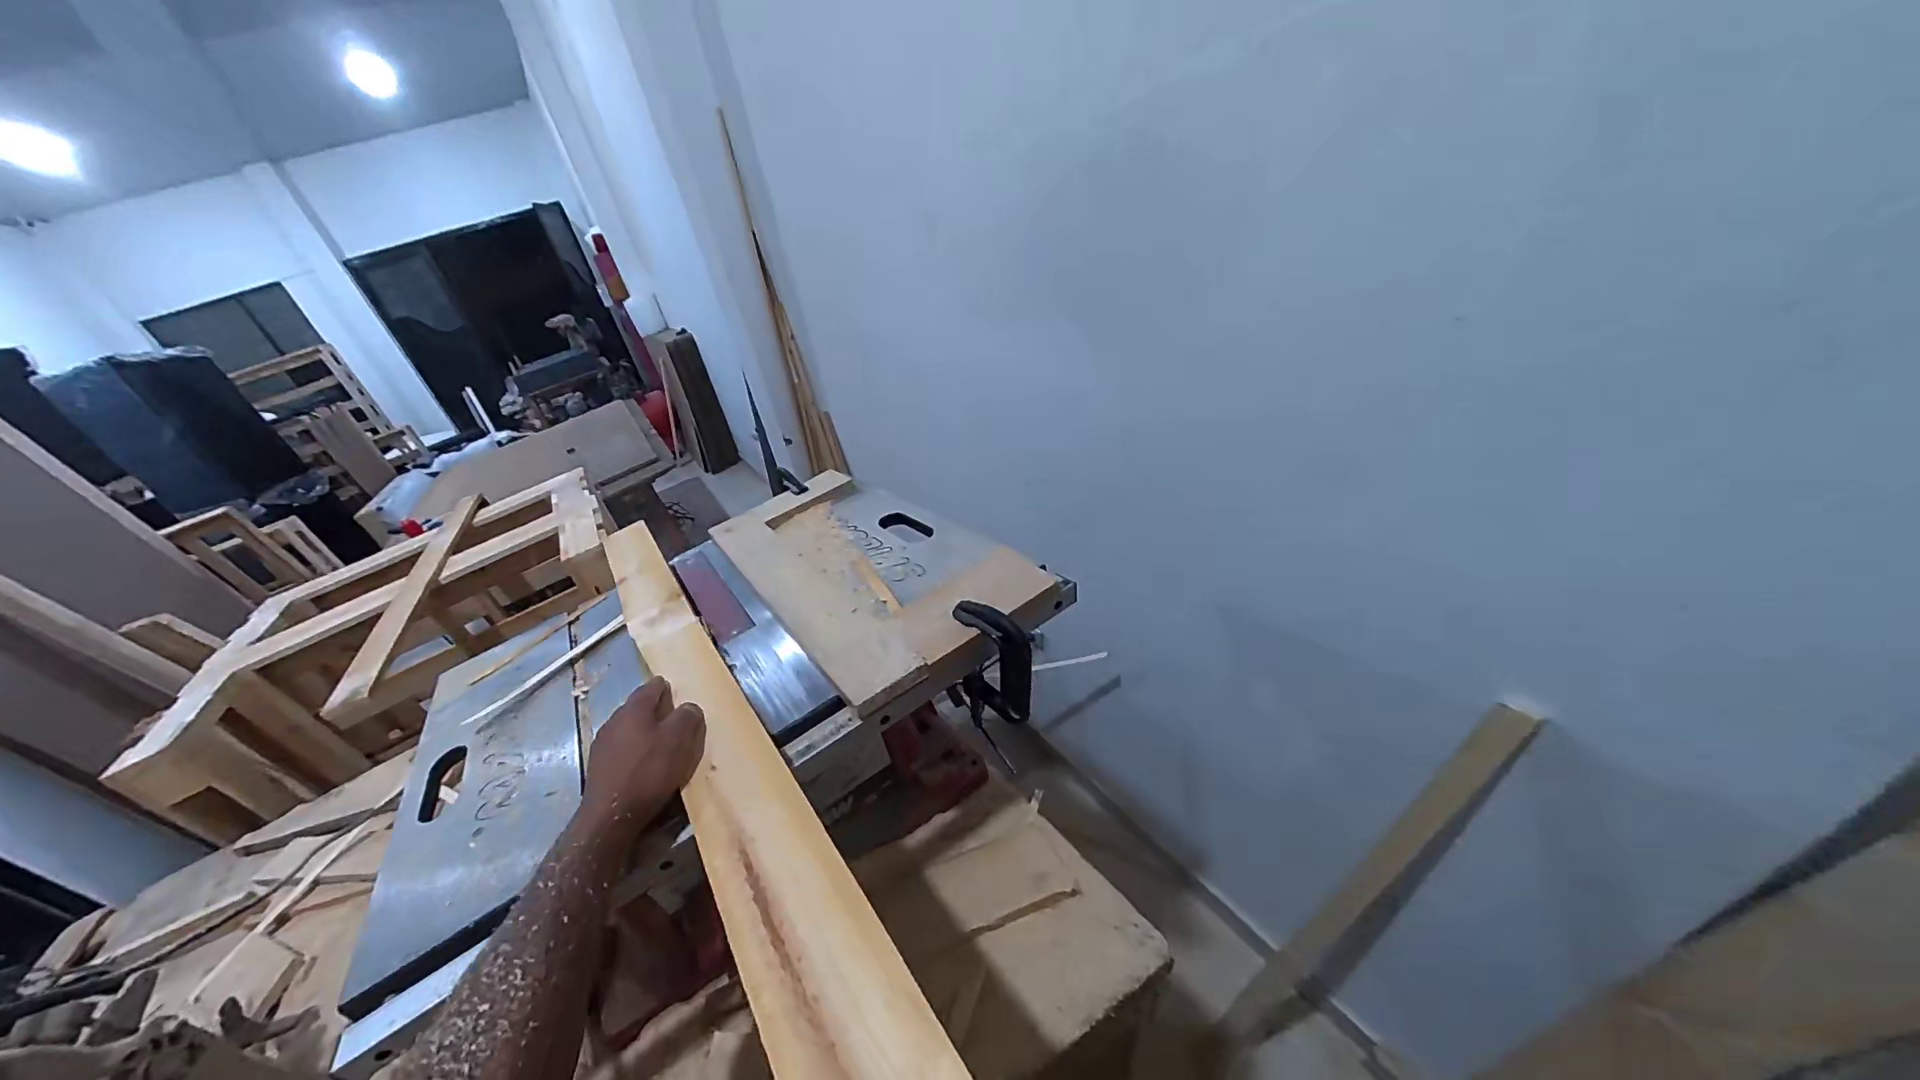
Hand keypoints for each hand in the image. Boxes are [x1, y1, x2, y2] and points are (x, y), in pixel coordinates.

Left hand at [580, 677, 705, 841]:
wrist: (611, 816)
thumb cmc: (649, 771)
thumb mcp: (679, 740)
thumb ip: (687, 717)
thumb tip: (688, 707)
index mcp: (633, 709)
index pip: (650, 687)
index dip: (665, 687)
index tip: (676, 691)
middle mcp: (614, 721)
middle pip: (638, 708)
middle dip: (656, 710)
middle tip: (675, 717)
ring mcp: (602, 745)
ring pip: (629, 729)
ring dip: (645, 732)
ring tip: (663, 742)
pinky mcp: (599, 767)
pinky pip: (623, 749)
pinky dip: (636, 750)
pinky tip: (645, 764)